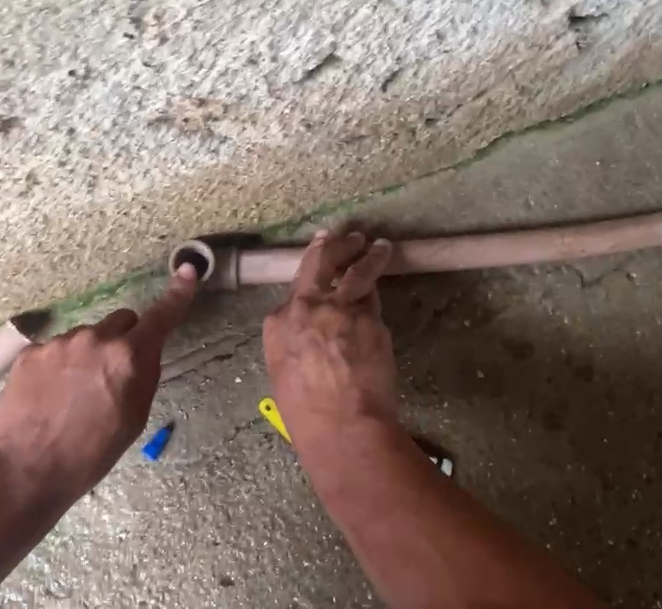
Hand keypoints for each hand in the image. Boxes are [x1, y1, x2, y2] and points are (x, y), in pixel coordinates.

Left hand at [0, 265, 198, 504]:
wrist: (26, 472)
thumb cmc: (91, 454)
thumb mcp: (134, 418)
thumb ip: (144, 375)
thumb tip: (145, 351)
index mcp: (128, 357)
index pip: (160, 317)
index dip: (177, 294)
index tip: (187, 271)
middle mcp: (95, 339)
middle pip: (121, 322)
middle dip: (123, 340)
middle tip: (111, 376)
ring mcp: (60, 343)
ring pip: (86, 337)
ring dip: (87, 356)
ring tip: (71, 396)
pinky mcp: (31, 352)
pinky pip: (56, 350)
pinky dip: (57, 367)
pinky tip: (48, 396)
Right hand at [263, 230, 398, 452]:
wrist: (342, 426)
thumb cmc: (307, 414)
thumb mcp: (283, 373)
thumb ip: (293, 343)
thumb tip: (307, 337)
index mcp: (278, 322)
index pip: (297, 290)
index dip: (311, 277)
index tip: (318, 265)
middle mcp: (306, 306)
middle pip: (320, 263)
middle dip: (334, 245)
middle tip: (347, 236)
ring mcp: (340, 307)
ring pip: (355, 270)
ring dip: (367, 254)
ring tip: (378, 245)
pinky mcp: (370, 316)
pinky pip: (373, 296)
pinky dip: (376, 285)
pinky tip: (382, 278)